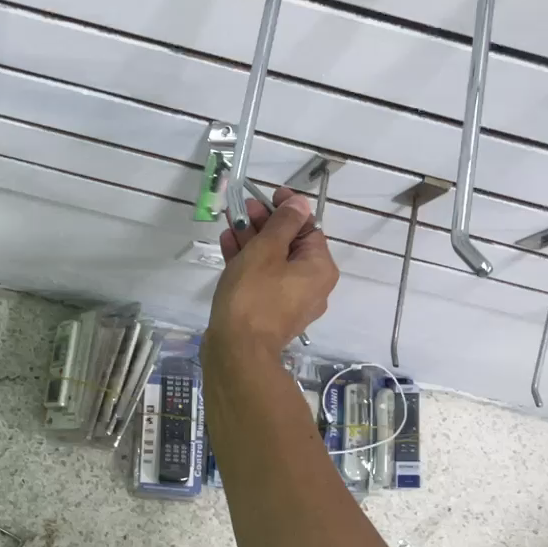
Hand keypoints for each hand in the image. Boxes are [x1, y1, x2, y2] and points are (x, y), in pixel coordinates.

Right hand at [209, 188, 338, 355]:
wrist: (237, 351)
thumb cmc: (253, 296)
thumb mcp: (266, 250)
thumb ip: (283, 224)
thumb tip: (299, 204)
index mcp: (319, 268)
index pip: (308, 228)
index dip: (287, 209)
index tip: (269, 195)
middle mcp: (311, 286)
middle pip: (289, 246)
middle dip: (264, 225)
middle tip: (242, 209)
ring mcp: (290, 303)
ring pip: (273, 264)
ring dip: (252, 242)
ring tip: (229, 225)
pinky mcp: (269, 314)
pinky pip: (263, 282)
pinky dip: (248, 265)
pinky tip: (229, 247)